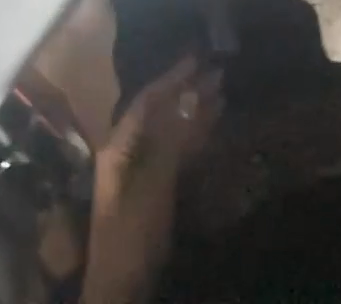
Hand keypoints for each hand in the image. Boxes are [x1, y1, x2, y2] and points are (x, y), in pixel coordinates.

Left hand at [82, 58, 220, 303]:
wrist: (124, 284)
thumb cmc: (132, 231)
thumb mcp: (153, 184)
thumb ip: (171, 141)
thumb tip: (191, 101)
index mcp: (119, 144)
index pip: (146, 100)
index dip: (171, 78)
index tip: (196, 58)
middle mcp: (129, 150)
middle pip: (160, 113)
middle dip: (187, 91)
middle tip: (217, 70)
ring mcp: (144, 169)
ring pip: (172, 131)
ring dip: (195, 111)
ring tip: (222, 90)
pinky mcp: (158, 189)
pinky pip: (179, 153)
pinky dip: (196, 137)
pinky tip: (214, 125)